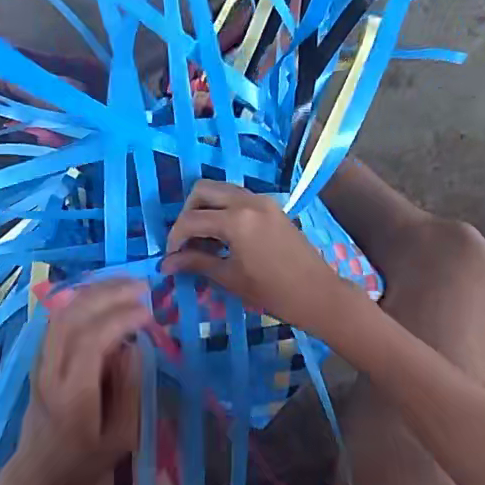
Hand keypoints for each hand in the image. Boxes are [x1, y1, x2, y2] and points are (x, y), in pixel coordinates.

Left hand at [3, 278, 152, 484]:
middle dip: (108, 294)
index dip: (120, 319)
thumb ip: (130, 390)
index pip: (91, 340)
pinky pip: (56, 320)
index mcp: (73, 394)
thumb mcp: (121, 437)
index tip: (149, 313)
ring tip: (126, 284)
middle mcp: (51, 371)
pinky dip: (80, 301)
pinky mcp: (38, 358)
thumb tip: (134, 348)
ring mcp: (40, 362)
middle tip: (142, 287)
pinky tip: (102, 296)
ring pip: (61, 313)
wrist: (37, 472)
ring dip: (93, 292)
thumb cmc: (84, 461)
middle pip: (72, 317)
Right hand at [159, 179, 360, 336]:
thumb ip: (196, 263)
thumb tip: (166, 263)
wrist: (318, 294)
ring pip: (221, 190)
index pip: (191, 220)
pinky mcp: (272, 207)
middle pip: (203, 190)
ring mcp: (262, 201)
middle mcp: (247, 201)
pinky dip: (224, 209)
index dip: (174, 238)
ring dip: (206, 208)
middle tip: (186, 240)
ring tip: (204, 240)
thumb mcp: (230, 278)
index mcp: (236, 220)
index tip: (170, 256)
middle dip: (188, 212)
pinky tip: (224, 237)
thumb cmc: (272, 291)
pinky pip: (239, 198)